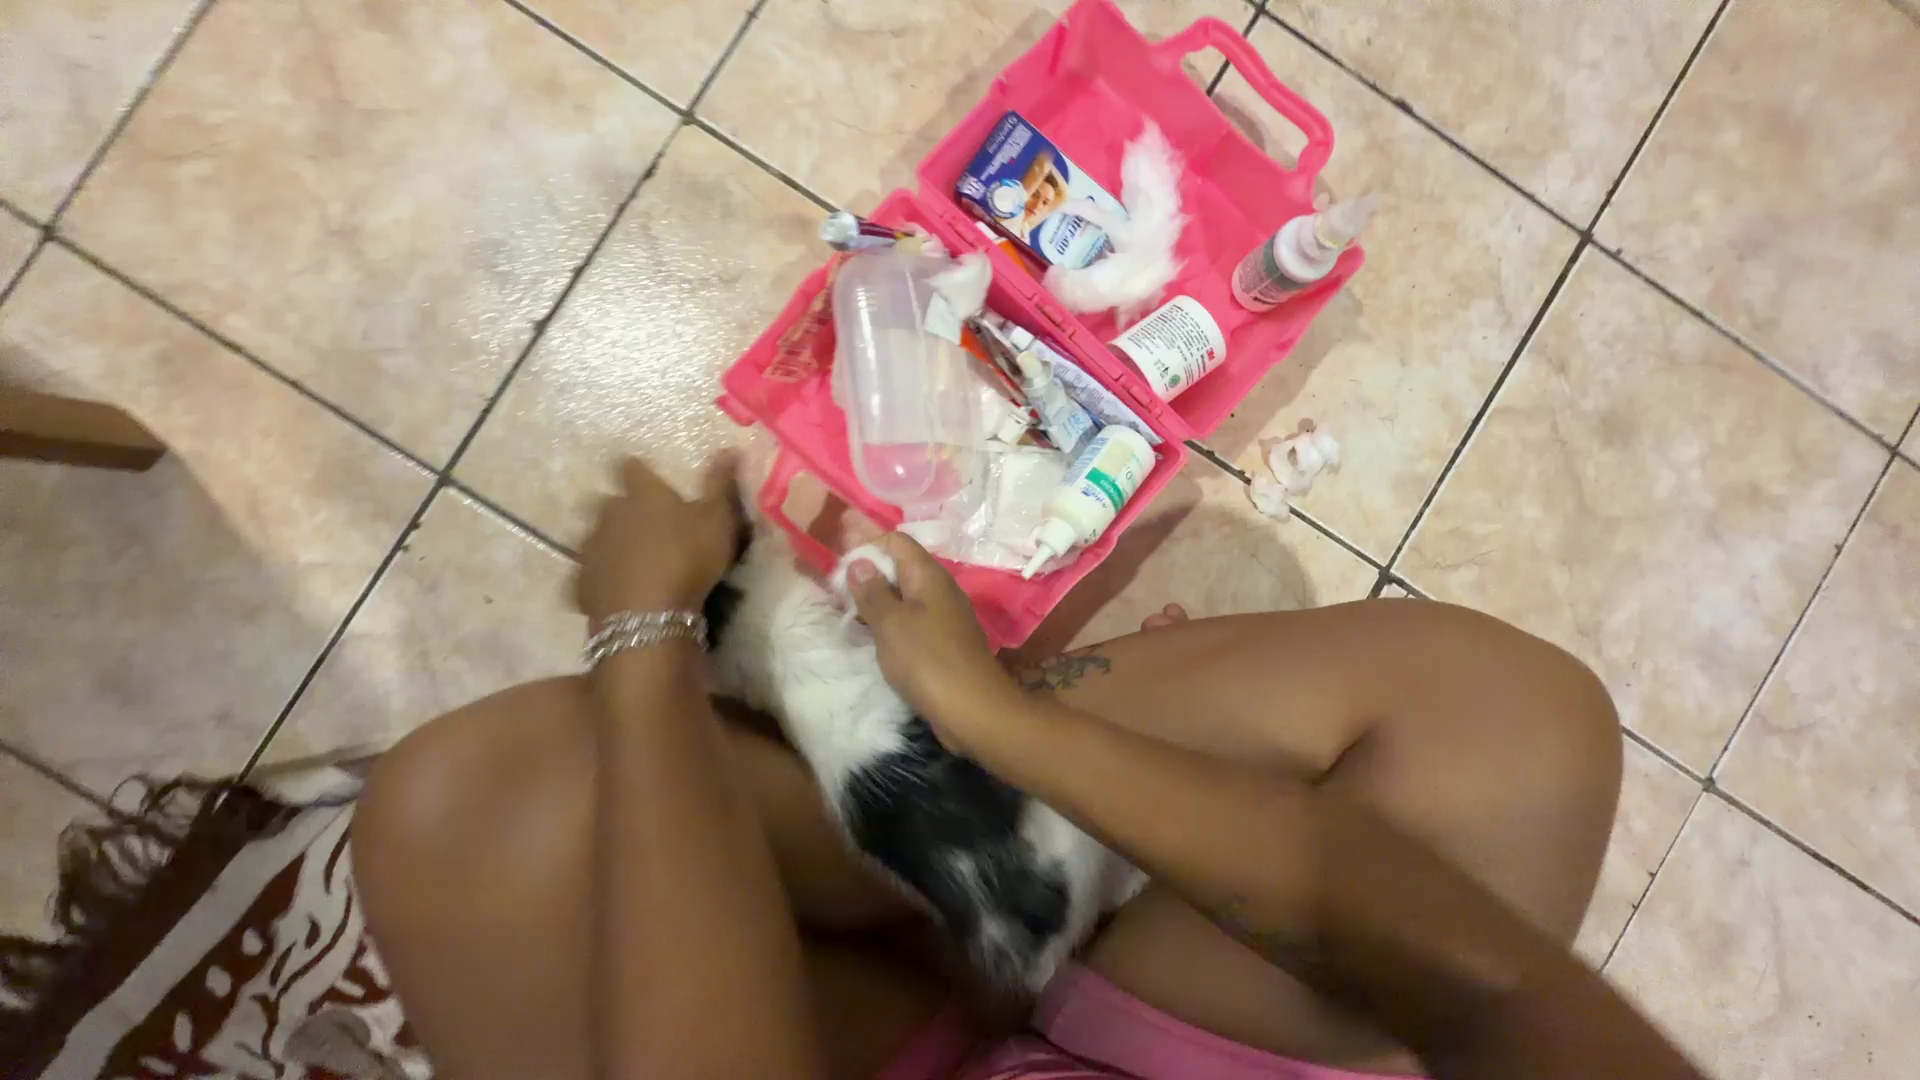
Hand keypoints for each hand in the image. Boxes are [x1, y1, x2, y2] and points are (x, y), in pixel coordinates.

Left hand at [575, 454, 741, 625]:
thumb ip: (719, 483)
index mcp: (642, 494)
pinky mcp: (580, 583)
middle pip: (603, 500)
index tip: (642, 471)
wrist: (648, 614)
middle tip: (635, 519)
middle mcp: (607, 514)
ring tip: (623, 555)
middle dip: (615, 507)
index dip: (636, 468)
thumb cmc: (688, 557)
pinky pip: (584, 575)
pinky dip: (596, 577)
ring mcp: (589, 549)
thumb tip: (729, 447)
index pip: (630, 467)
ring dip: (604, 541)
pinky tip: (610, 587)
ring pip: (590, 536)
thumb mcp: (716, 519)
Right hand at [844, 534, 1021, 754]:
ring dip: (880, 604)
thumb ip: (872, 592)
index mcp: (929, 575)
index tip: (842, 572)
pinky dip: (894, 625)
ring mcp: (946, 615)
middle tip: (841, 599)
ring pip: (907, 596)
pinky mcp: (946, 640)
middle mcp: (941, 588)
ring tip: (853, 620)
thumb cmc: (927, 660)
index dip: (868, 547)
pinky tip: (877, 642)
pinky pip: (915, 620)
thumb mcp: (890, 623)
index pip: (897, 541)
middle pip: (901, 567)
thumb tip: (859, 562)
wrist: (973, 708)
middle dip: (870, 577)